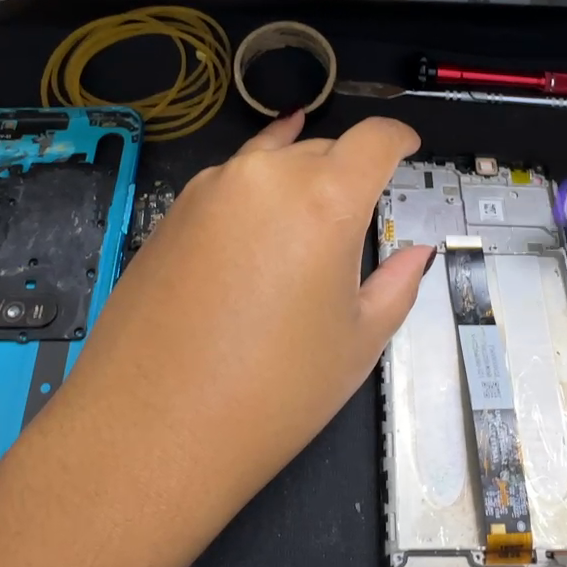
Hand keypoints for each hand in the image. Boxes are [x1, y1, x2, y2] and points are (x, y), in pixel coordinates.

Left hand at [48, 111, 430, 500]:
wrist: (151, 429)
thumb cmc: (272, 392)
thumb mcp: (356, 343)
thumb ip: (397, 285)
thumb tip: (415, 255)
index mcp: (325, 200)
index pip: (374, 139)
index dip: (398, 137)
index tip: (407, 146)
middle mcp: (266, 178)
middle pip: (322, 147)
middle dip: (349, 169)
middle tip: (359, 213)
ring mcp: (211, 190)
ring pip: (272, 161)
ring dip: (299, 176)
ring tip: (310, 211)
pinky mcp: (173, 212)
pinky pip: (231, 184)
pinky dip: (256, 192)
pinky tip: (259, 217)